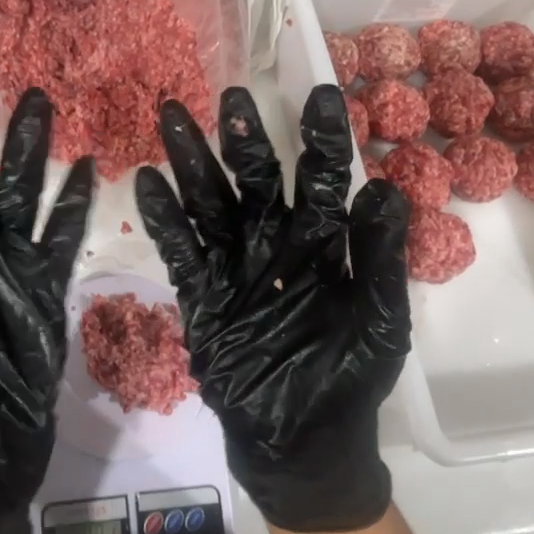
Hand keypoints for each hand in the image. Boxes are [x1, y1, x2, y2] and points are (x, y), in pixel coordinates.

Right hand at [135, 85, 410, 532]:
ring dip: (192, 160)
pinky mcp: (201, 293)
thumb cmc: (350, 376)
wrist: (302, 439)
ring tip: (173, 115)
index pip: (321, 176)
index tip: (321, 94)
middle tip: (231, 94)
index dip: (322, 136)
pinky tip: (146, 183)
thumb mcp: (378, 319)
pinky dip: (164, 218)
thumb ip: (380, 256)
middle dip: (244, 135)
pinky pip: (180, 249)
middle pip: (255, 177)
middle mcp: (274, 239)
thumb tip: (386, 189)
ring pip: (210, 200)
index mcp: (321, 241)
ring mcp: (233, 263)